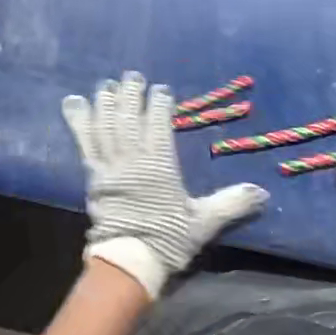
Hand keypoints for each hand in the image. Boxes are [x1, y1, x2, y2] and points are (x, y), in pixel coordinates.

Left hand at [62, 72, 267, 296]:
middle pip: (129, 117)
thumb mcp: (204, 221)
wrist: (129, 258)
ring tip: (107, 84)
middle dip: (130, 94)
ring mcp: (109, 164)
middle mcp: (132, 158)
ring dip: (105, 101)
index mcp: (159, 165)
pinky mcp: (92, 173)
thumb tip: (263, 192)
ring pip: (105, 124)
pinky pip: (83, 141)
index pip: (158, 124)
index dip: (159, 104)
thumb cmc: (168, 239)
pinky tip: (72, 101)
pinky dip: (78, 120)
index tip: (161, 90)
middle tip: (131, 76)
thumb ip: (231, 203)